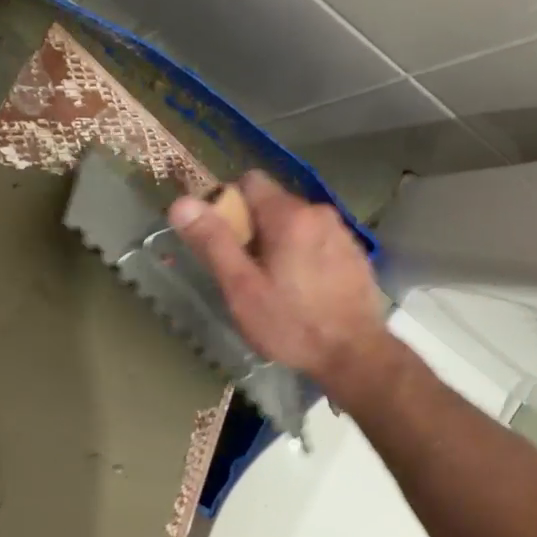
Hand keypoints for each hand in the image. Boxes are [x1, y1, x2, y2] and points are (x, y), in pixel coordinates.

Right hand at [168, 171, 388, 390]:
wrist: (355, 355)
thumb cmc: (291, 324)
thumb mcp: (242, 288)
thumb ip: (213, 242)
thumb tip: (181, 203)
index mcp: (289, 215)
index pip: (250, 182)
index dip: (228, 204)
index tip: (222, 241)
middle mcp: (319, 212)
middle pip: (273, 204)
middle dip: (253, 229)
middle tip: (244, 273)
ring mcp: (342, 233)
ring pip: (297, 224)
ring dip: (279, 244)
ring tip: (273, 286)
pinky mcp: (355, 255)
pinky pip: (318, 242)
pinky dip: (303, 256)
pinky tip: (302, 292)